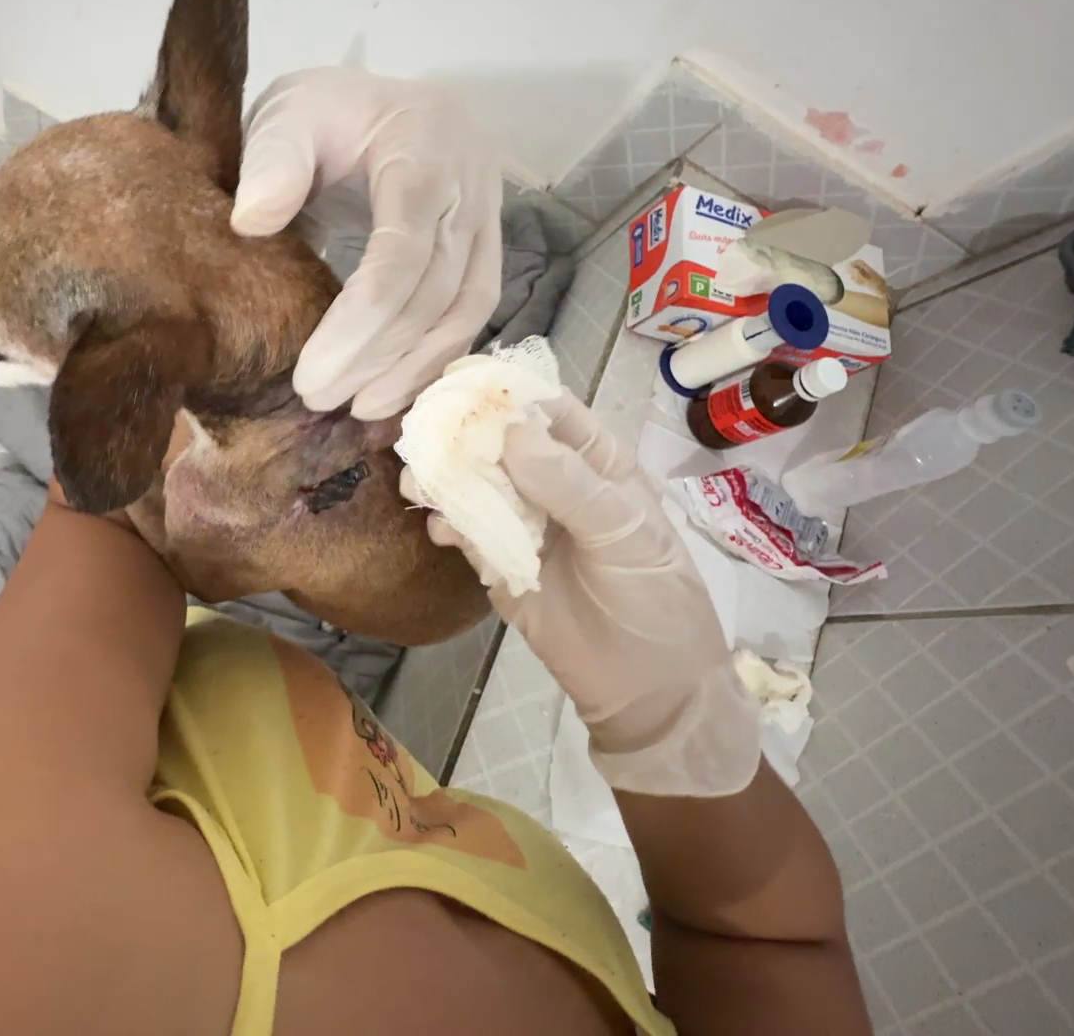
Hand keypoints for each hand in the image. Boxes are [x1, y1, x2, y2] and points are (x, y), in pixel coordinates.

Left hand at [231, 68, 502, 420]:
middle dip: (380, 357)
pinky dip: (433, 358)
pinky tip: (392, 390)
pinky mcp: (484, 248)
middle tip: (320, 399)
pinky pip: (470, 314)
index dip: (361, 324)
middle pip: (435, 292)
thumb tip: (251, 221)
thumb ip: (271, 160)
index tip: (310, 376)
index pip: (402, 252)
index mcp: (423, 143)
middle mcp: (470, 184)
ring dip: (415, 370)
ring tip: (361, 409)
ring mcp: (486, 218)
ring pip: (466, 311)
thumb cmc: (326, 114)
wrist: (376, 106)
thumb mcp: (288, 114)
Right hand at [414, 395, 760, 797]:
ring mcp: (522, 523)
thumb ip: (570, 485)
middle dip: (464, 436)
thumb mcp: (626, 537)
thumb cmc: (654, 601)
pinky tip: (440, 529)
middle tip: (424, 430)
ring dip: (446, 479)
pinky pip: (465, 532)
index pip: (551, 413)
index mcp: (596, 466)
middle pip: (501, 445)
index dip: (512, 395)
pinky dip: (447, 524)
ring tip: (419, 480)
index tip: (465, 384)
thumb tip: (511, 433)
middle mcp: (552, 485)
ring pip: (475, 485)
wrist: (643, 688)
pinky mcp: (496, 561)